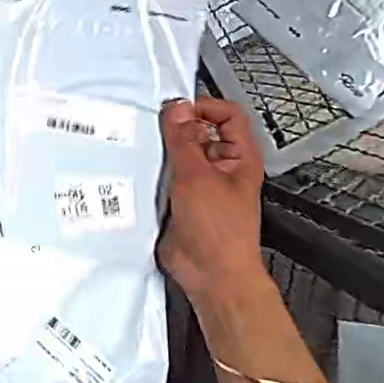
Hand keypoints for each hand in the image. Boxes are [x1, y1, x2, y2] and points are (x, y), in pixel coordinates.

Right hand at [156, 98, 268, 304]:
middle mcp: (222, 167)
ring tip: (151, 152)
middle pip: (199, 131)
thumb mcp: (196, 176)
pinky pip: (166, 173)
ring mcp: (201, 182)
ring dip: (164, 152)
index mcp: (240, 157)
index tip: (178, 111)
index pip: (227, 114)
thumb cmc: (220, 234)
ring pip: (180, 152)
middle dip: (177, 129)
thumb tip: (177, 108)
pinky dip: (155, 170)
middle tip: (158, 130)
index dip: (204, 107)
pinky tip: (144, 171)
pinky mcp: (181, 197)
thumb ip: (183, 139)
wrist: (211, 274)